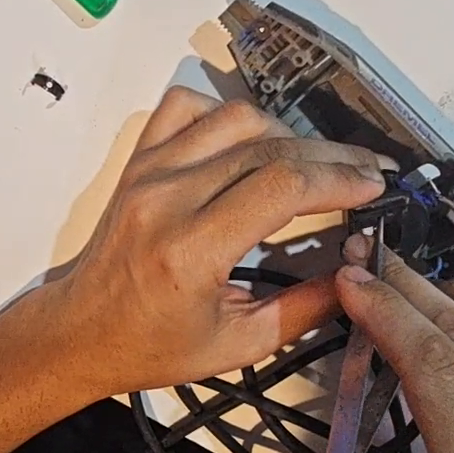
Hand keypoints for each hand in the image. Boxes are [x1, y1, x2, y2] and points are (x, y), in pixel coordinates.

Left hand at [43, 87, 389, 398]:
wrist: (81, 330)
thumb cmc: (151, 345)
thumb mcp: (236, 345)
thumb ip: (303, 309)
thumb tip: (354, 274)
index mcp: (191, 252)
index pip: (282, 188)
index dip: (339, 180)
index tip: (373, 186)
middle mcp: (166, 199)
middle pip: (269, 148)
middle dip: (331, 157)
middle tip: (365, 171)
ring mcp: (148, 172)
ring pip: (235, 117)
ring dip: (287, 133)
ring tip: (314, 162)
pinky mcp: (138, 161)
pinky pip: (186, 107)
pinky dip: (226, 113)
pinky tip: (248, 141)